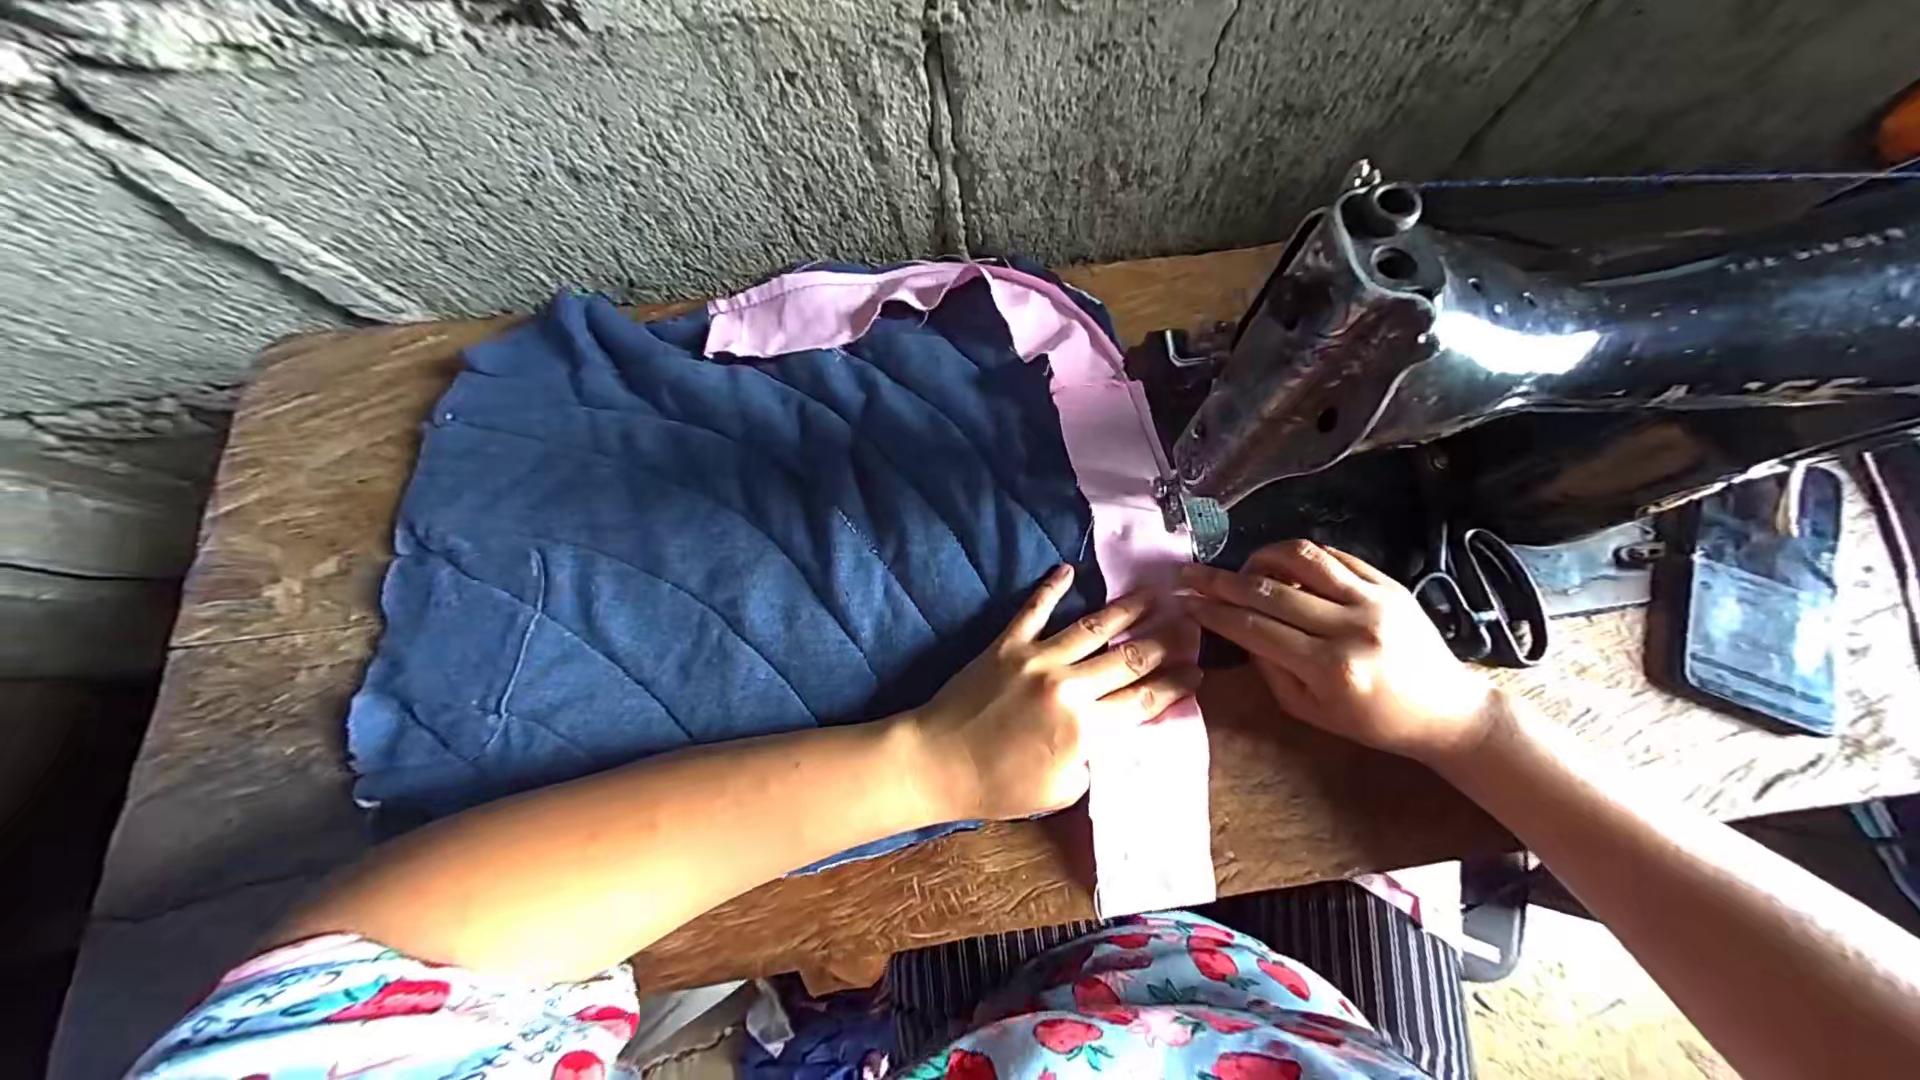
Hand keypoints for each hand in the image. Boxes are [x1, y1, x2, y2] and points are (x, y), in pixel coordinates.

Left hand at [915, 564, 1201, 820]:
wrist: (938, 760)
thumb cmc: (999, 786)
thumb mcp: (1061, 792)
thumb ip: (1095, 761)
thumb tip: (1117, 732)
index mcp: (1086, 729)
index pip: (1144, 700)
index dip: (1176, 685)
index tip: (1197, 670)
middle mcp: (1068, 686)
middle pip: (1129, 658)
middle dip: (1165, 641)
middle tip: (1190, 623)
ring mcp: (1037, 659)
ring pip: (1093, 627)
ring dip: (1128, 609)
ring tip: (1155, 591)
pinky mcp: (1007, 644)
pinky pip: (1035, 609)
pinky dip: (1051, 587)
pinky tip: (1068, 569)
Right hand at [1180, 540, 1496, 765]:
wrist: (1447, 710)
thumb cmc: (1372, 720)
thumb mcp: (1309, 710)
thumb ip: (1269, 668)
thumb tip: (1237, 627)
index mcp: (1330, 667)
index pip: (1255, 628)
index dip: (1214, 612)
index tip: (1186, 603)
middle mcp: (1352, 627)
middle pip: (1269, 590)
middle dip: (1220, 581)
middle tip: (1191, 574)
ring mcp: (1374, 599)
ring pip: (1302, 558)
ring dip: (1260, 557)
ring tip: (1243, 568)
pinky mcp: (1389, 583)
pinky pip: (1333, 555)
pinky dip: (1298, 555)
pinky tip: (1282, 566)